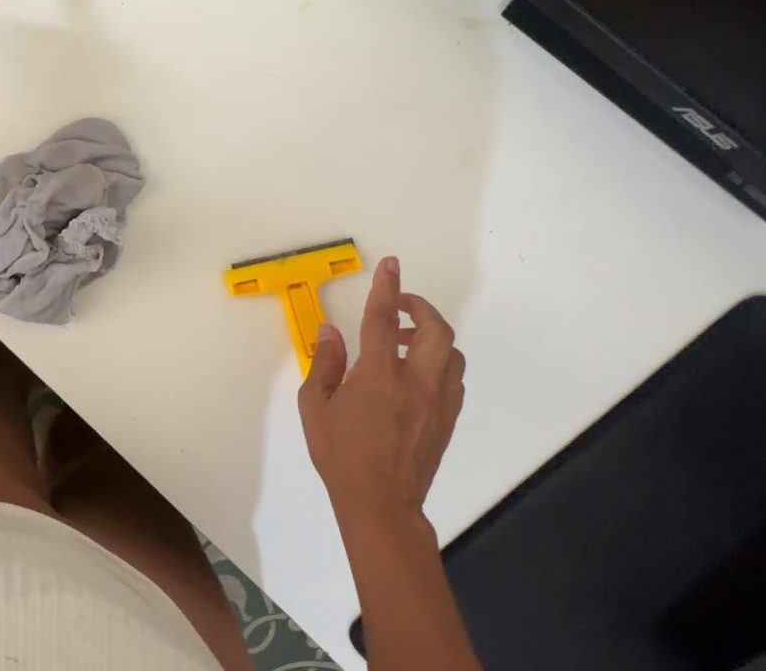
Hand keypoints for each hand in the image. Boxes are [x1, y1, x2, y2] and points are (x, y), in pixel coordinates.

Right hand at [299, 257, 465, 521]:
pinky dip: (435, 360)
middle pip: (434, 330)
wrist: (380, 500)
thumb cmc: (339, 452)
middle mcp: (416, 383)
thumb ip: (324, 364)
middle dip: (419, 308)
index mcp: (378, 376)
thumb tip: (331, 332)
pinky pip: (451, 376)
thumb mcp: (314, 405)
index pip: (382, 320)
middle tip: (396, 305)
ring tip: (399, 341)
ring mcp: (438, 401)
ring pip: (449, 352)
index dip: (386, 288)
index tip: (390, 264)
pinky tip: (411, 371)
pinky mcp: (447, 418)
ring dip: (429, 335)